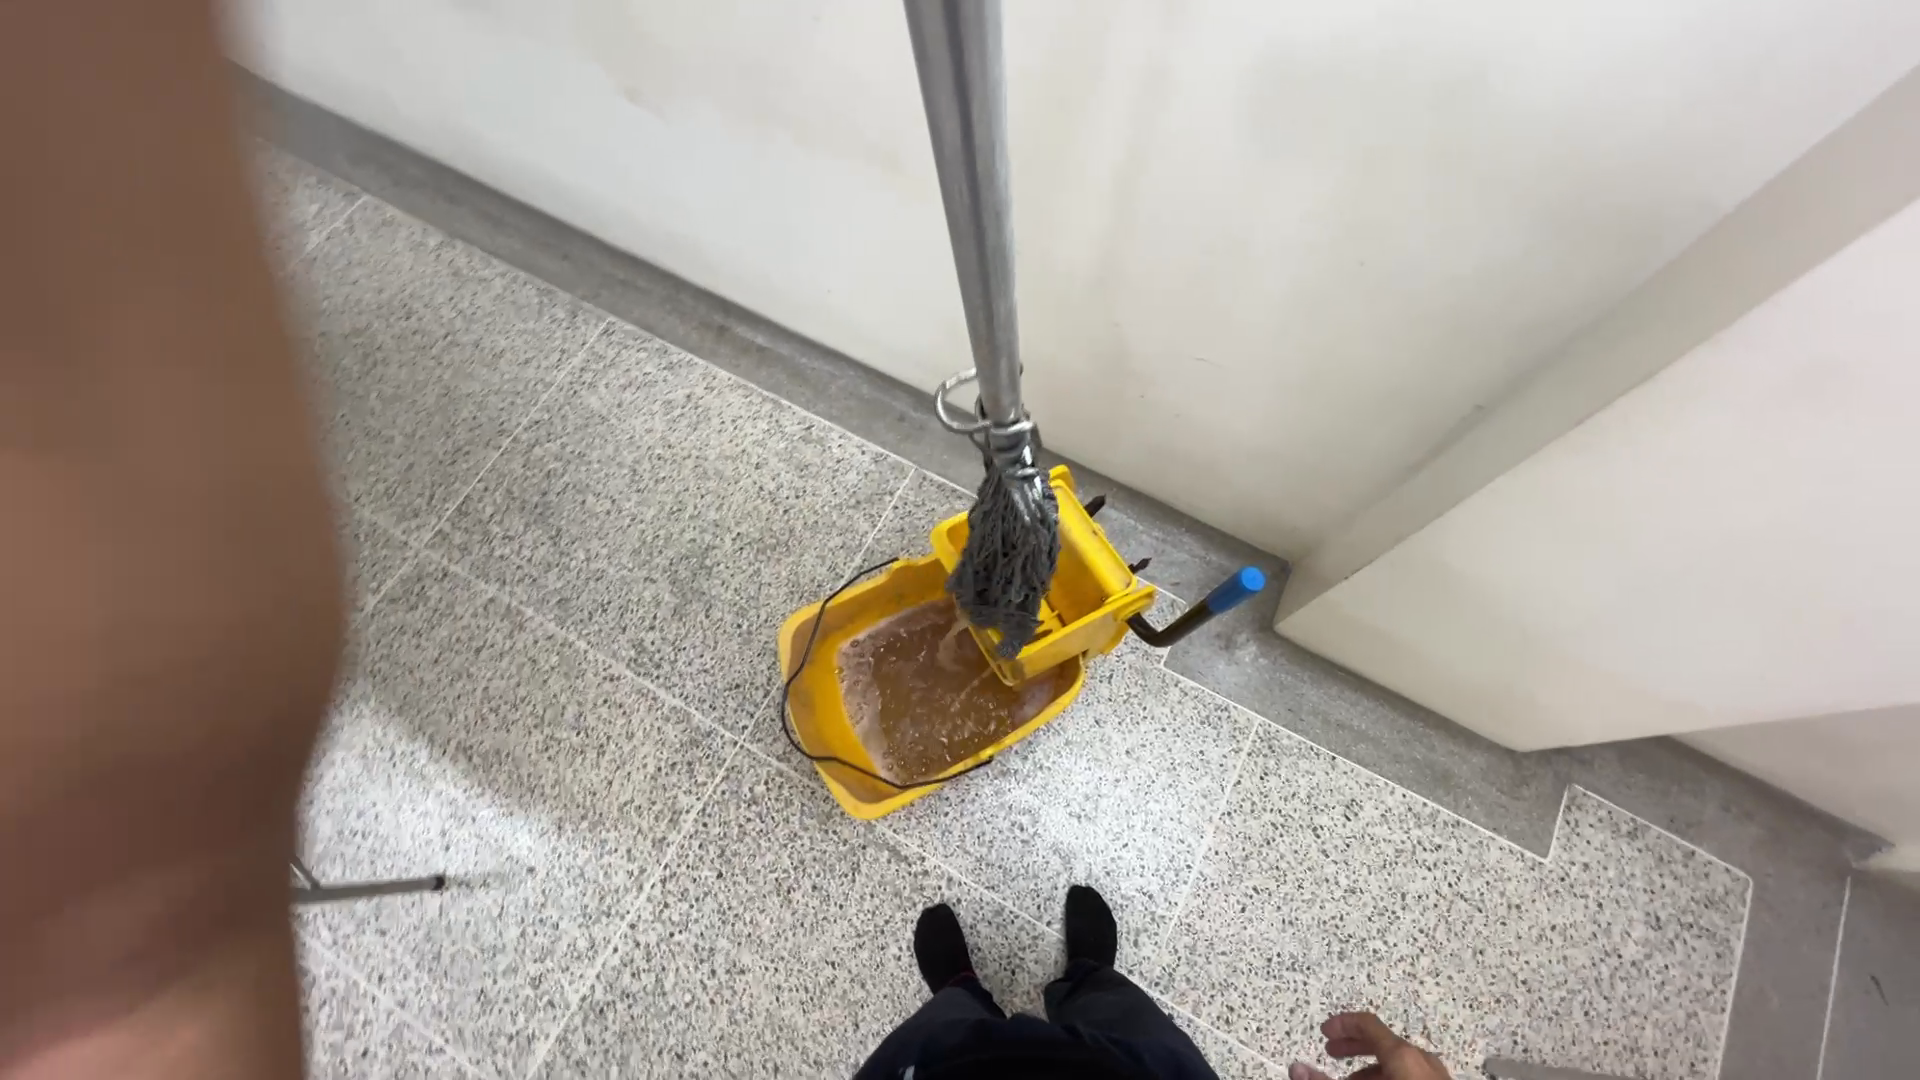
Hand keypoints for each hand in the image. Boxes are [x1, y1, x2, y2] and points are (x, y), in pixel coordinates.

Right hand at [1288, 1012, 1451, 1079]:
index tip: (1323, 1034)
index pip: (1368, 1024)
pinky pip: (1416, 1079)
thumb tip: (1296, 1068)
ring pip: (1401, 1065)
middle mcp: (1424, 1063)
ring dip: (1373, 1069)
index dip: (1342, 1024)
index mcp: (1404, 1057)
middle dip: (1354, 1047)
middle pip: (1384, 1042)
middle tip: (1331, 1054)